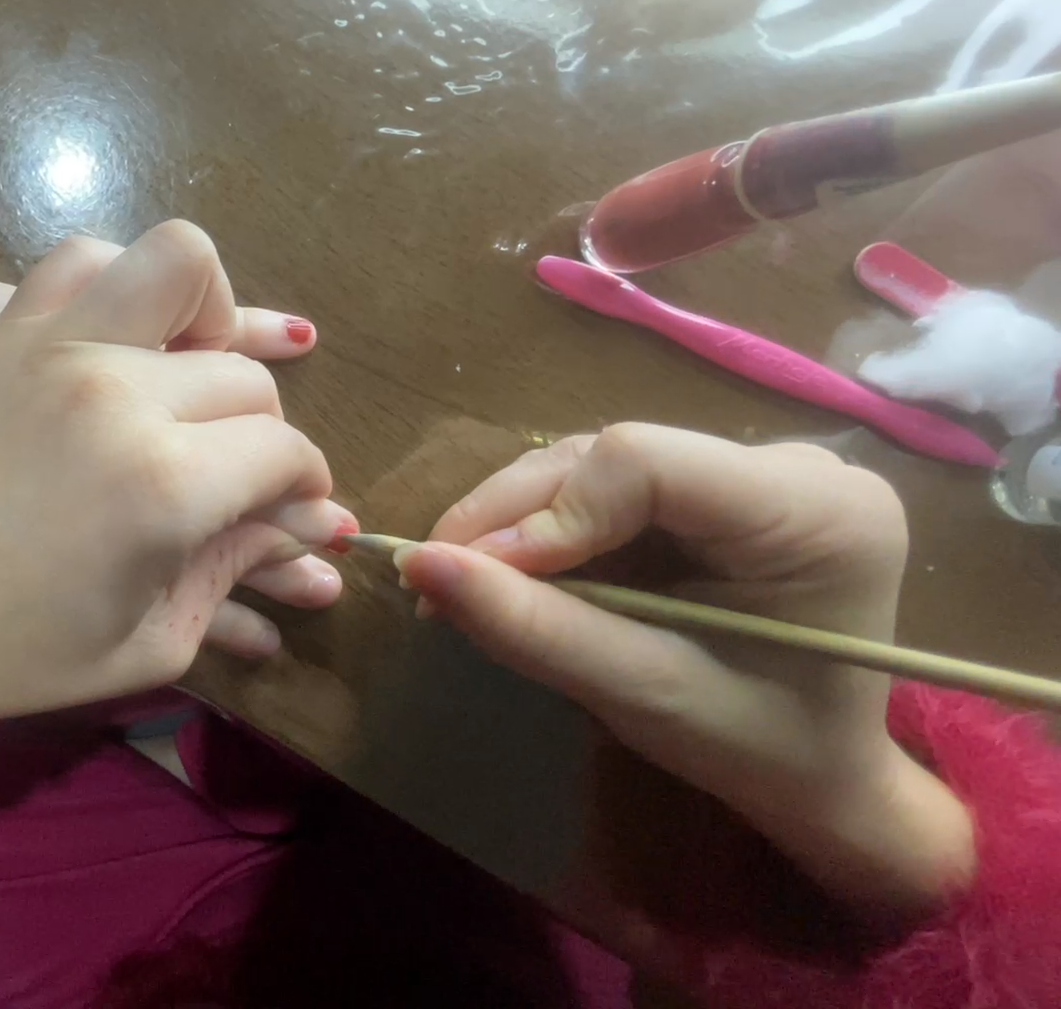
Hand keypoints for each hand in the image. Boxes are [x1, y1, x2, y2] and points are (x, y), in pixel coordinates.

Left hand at [0, 222, 352, 754]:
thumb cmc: (22, 654)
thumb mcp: (154, 641)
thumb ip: (241, 566)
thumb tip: (317, 525)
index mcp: (163, 484)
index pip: (284, 450)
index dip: (306, 483)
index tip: (298, 507)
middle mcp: (118, 394)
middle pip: (242, 377)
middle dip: (261, 431)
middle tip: (237, 473)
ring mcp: (56, 346)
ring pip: (179, 267)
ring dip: (208, 316)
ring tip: (194, 372)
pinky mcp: (6, 333)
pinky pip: (82, 259)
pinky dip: (120, 282)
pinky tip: (127, 334)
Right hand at [395, 424, 973, 919]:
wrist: (810, 769)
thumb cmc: (751, 743)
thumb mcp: (638, 691)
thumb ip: (528, 625)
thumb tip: (415, 562)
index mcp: (808, 509)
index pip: (638, 461)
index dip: (543, 512)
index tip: (476, 577)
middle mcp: (775, 467)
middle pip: (595, 456)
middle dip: (504, 518)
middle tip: (436, 583)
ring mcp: (730, 471)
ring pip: (575, 465)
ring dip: (503, 522)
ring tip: (460, 585)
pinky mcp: (690, 489)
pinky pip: (580, 487)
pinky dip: (526, 530)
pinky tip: (501, 572)